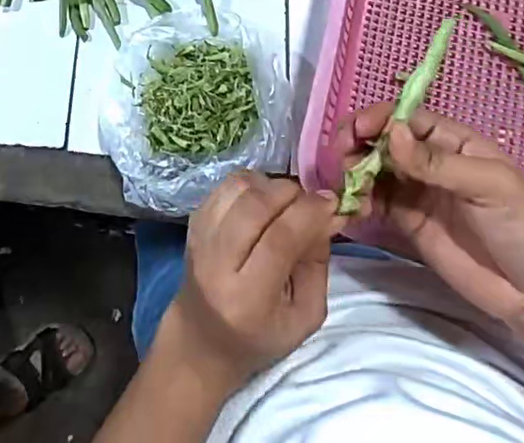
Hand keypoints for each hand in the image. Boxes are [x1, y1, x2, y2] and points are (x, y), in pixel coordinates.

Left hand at [156, 172, 341, 391]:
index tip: (331, 202)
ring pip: (239, 187)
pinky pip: (226, 185)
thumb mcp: (304, 316)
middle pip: (255, 205)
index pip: (279, 240)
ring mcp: (200, 238)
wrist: (201, 338)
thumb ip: (318, 263)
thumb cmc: (259, 335)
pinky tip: (263, 201)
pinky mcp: (193, 221)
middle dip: (292, 193)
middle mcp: (216, 263)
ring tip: (285, 202)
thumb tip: (328, 213)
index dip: (308, 213)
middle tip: (309, 203)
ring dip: (270, 185)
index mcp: (247, 299)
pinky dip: (251, 184)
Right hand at [340, 104, 523, 324]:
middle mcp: (430, 161)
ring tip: (345, 185)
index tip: (356, 130)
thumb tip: (390, 134)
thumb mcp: (490, 187)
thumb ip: (437, 163)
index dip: (380, 119)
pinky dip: (360, 201)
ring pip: (376, 169)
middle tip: (340, 157)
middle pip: (385, 141)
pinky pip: (377, 203)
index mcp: (454, 141)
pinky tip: (352, 208)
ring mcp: (418, 192)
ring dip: (355, 170)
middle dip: (360, 142)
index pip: (408, 118)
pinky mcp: (410, 223)